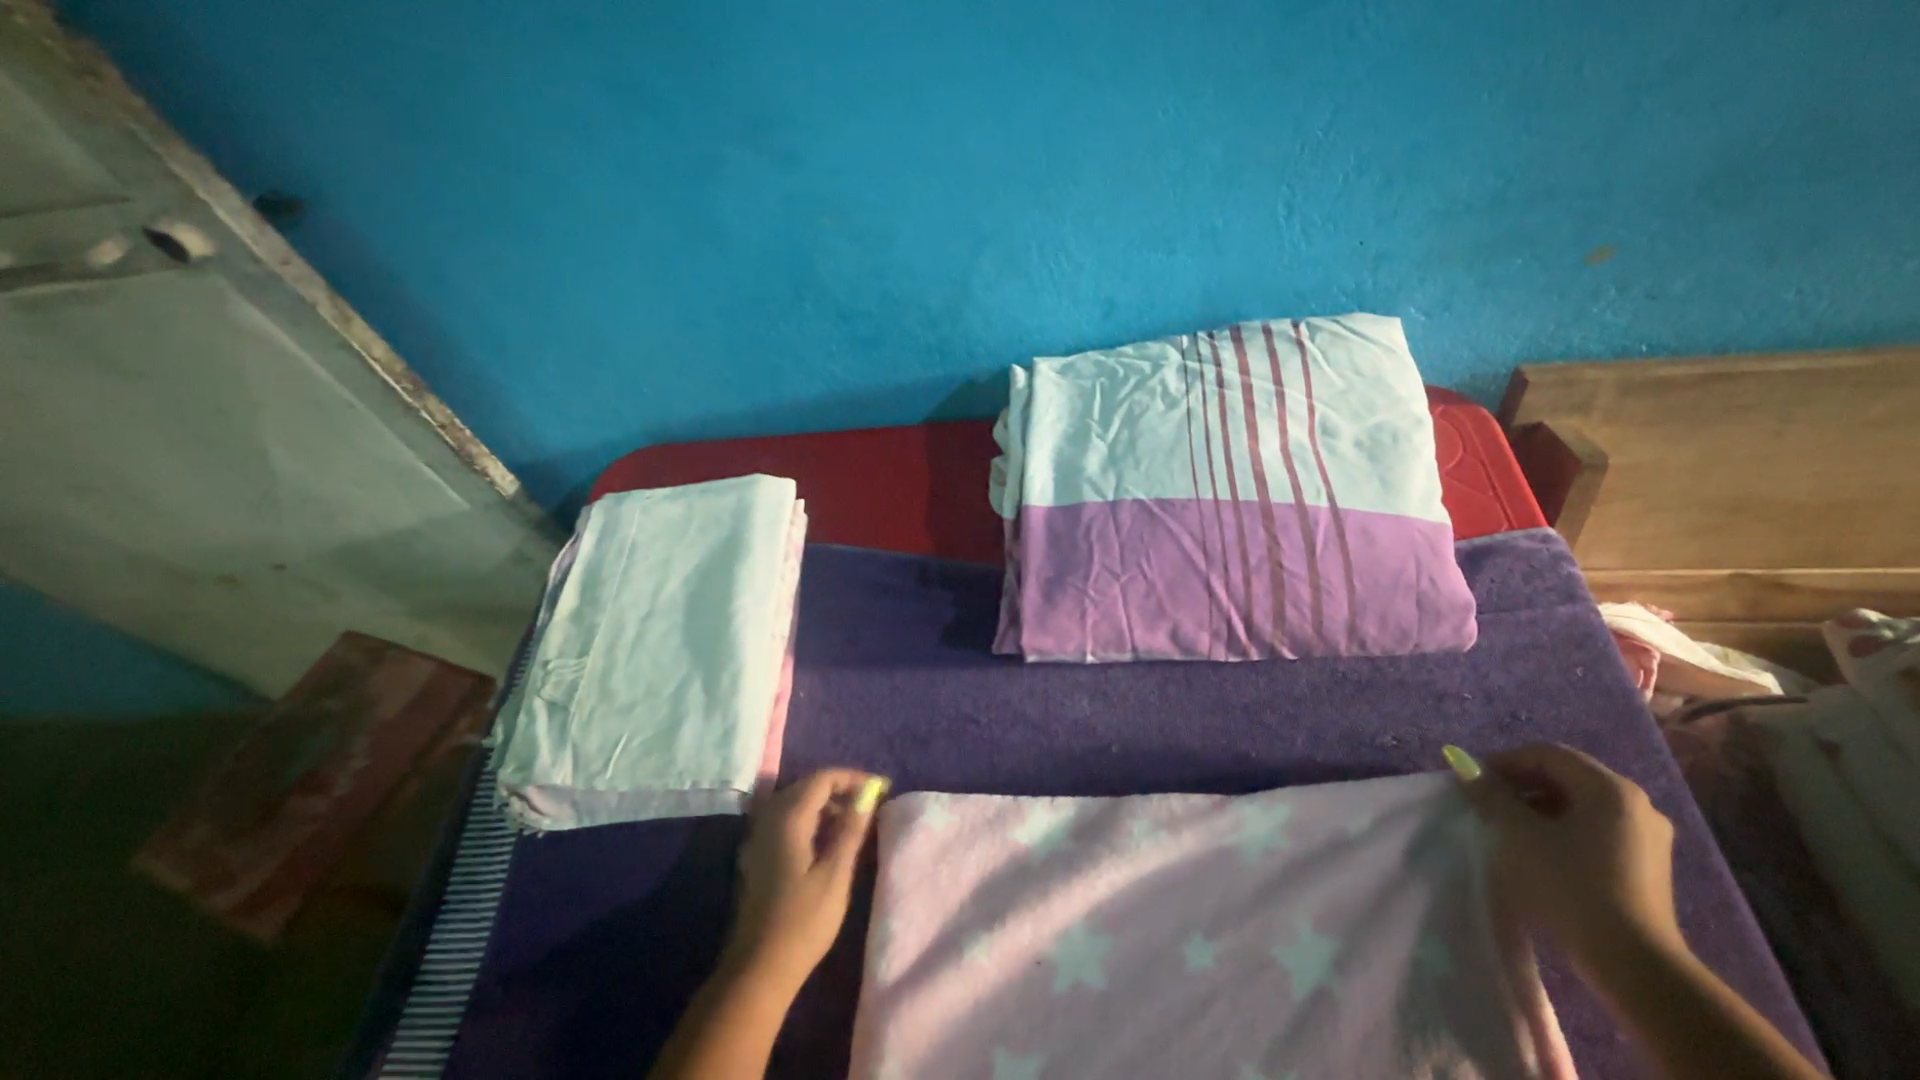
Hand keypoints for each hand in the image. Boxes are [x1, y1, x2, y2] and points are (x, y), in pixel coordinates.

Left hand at [722, 768, 881, 990]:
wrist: (758, 968)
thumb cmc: (803, 922)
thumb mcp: (835, 875)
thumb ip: (850, 830)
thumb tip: (867, 795)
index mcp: (787, 819)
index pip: (821, 779)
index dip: (852, 778)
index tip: (880, 789)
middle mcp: (767, 820)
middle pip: (804, 787)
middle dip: (838, 789)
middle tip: (869, 804)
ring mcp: (757, 839)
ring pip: (792, 804)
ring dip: (823, 805)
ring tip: (852, 823)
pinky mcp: (756, 857)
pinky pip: (783, 822)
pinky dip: (807, 820)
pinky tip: (825, 842)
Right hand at [1458, 743, 1682, 966]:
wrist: (1630, 959)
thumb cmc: (1568, 884)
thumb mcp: (1518, 834)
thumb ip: (1490, 795)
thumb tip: (1463, 765)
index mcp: (1609, 788)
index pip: (1547, 754)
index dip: (1504, 762)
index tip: (1474, 784)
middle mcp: (1637, 803)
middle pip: (1568, 777)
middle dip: (1523, 786)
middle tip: (1489, 806)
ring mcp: (1648, 836)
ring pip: (1583, 805)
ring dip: (1542, 809)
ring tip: (1511, 832)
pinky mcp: (1649, 865)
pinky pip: (1598, 830)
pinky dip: (1565, 830)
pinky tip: (1543, 854)